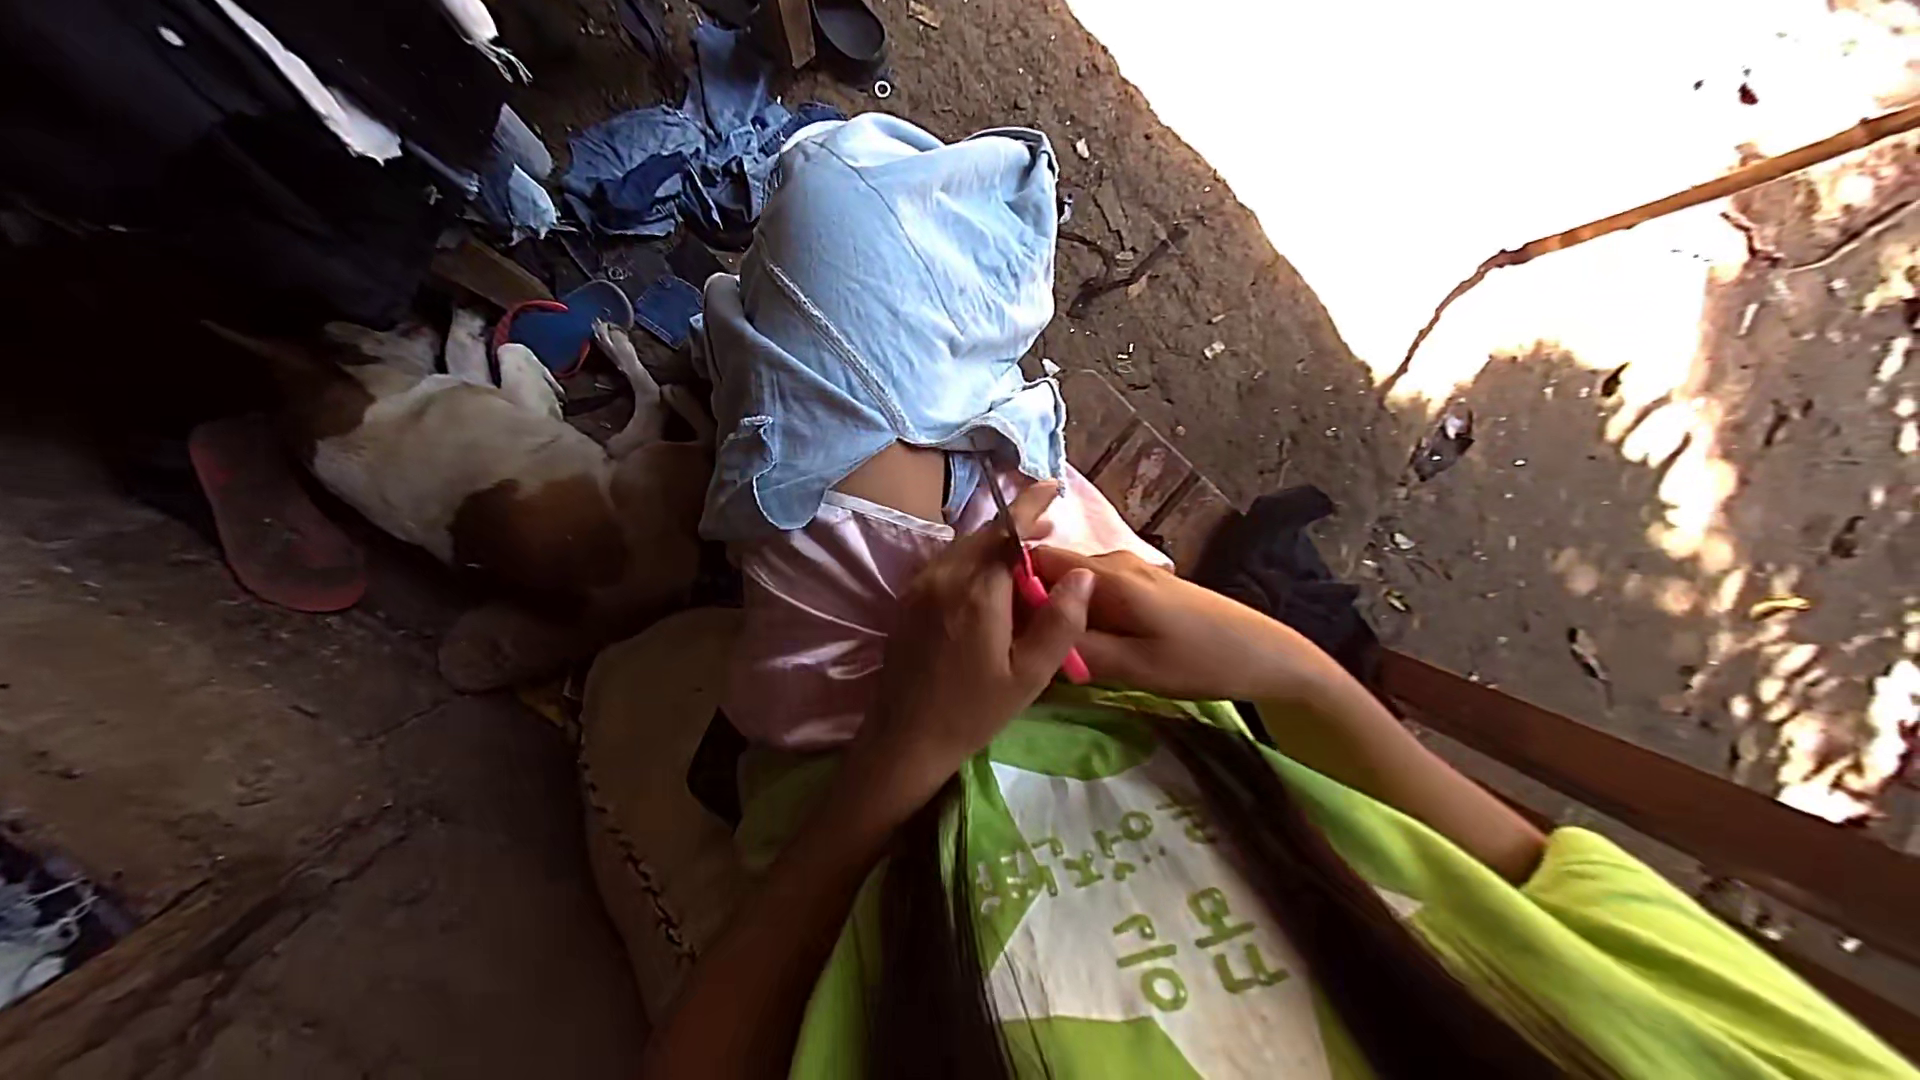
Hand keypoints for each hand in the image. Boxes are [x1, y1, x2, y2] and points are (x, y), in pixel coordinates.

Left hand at [848, 483, 1092, 810]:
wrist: (905, 737)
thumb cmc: (973, 711)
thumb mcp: (1029, 675)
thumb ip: (1060, 621)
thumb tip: (1082, 574)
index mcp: (977, 593)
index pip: (1008, 532)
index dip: (1032, 505)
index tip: (1053, 486)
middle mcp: (943, 578)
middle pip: (984, 534)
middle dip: (1017, 523)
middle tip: (1048, 523)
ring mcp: (920, 586)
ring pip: (963, 546)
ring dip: (994, 540)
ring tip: (1025, 549)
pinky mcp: (908, 598)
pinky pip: (947, 563)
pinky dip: (973, 557)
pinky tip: (989, 577)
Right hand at [1027, 547, 1343, 704]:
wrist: (1267, 654)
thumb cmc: (1201, 660)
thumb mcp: (1135, 668)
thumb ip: (1078, 652)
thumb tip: (1032, 639)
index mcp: (1109, 576)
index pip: (1039, 560)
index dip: (1012, 585)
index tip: (1001, 622)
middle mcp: (1115, 561)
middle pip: (1054, 571)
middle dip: (1035, 603)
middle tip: (1024, 644)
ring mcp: (1131, 570)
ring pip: (1074, 584)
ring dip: (1060, 611)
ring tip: (1052, 648)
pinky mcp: (1144, 585)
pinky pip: (1096, 592)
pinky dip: (1082, 613)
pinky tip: (1087, 642)